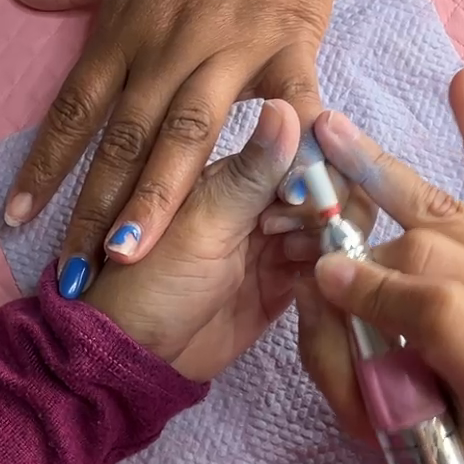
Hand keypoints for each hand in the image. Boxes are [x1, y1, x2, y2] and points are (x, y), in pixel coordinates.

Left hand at [5, 0, 385, 297]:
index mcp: (124, 30)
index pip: (73, 110)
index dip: (43, 166)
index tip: (16, 217)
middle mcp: (166, 46)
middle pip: (122, 139)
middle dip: (92, 208)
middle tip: (68, 272)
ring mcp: (228, 46)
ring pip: (188, 133)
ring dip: (157, 198)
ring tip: (131, 256)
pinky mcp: (290, 41)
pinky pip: (290, 104)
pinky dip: (289, 150)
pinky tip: (283, 203)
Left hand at [84, 100, 300, 381]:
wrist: (134, 358)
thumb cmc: (151, 284)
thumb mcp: (201, 225)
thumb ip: (250, 175)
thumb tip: (287, 106)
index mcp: (231, 178)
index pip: (298, 154)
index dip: (317, 169)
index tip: (311, 194)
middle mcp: (255, 205)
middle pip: (321, 189)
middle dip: (325, 207)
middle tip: (289, 239)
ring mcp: (270, 245)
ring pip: (327, 227)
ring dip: (326, 240)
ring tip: (294, 263)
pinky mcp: (281, 284)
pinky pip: (322, 266)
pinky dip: (328, 270)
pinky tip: (319, 282)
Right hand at [291, 71, 463, 463]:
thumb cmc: (450, 445)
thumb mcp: (384, 434)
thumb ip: (341, 365)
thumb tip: (316, 282)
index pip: (441, 309)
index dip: (375, 288)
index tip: (322, 277)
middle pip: (439, 251)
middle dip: (370, 251)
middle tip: (319, 243)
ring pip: (449, 212)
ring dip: (384, 173)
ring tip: (331, 133)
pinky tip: (463, 85)